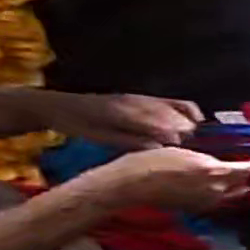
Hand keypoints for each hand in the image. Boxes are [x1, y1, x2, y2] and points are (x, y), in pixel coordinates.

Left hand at [28, 90, 202, 148]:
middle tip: (177, 146)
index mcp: (126, 115)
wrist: (56, 105)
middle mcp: (140, 104)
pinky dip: (193, 113)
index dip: (174, 141)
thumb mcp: (99, 137)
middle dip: (184, 135)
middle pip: (179, 120)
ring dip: (188, 127)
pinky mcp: (148, 98)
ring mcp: (146, 99)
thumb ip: (131, 141)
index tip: (174, 151)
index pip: (164, 128)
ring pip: (183, 113)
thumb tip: (162, 147)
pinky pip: (181, 103)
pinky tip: (194, 122)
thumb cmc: (76, 125)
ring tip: (183, 138)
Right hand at [75, 147, 249, 211]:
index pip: (246, 169)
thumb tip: (218, 163)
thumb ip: (206, 159)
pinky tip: (217, 192)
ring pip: (233, 194)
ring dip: (235, 188)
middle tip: (242, 173)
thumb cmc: (149, 163)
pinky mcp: (198, 208)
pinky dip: (221, 197)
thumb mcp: (181, 153)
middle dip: (242, 177)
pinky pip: (218, 202)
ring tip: (236, 184)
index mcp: (216, 170)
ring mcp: (209, 200)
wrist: (127, 185)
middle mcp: (218, 187)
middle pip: (241, 182)